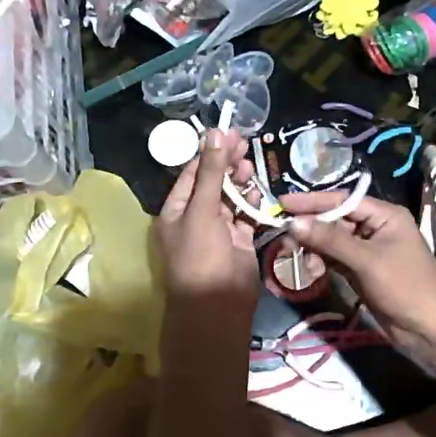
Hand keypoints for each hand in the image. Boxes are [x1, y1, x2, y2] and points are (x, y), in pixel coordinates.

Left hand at [157, 130, 259, 320]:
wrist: (217, 304)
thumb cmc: (201, 254)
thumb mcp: (202, 209)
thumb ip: (211, 172)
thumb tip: (214, 133)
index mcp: (177, 209)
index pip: (193, 172)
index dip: (210, 152)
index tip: (230, 133)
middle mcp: (196, 216)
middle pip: (213, 181)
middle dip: (227, 163)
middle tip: (246, 144)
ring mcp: (218, 229)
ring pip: (231, 196)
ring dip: (240, 181)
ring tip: (250, 167)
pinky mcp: (239, 240)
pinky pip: (245, 214)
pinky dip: (252, 201)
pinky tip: (258, 190)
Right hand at [279, 192, 435, 343]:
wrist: (430, 330)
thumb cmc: (405, 287)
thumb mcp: (367, 260)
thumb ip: (330, 240)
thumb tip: (294, 222)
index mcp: (384, 215)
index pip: (342, 201)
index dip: (312, 201)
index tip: (282, 203)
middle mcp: (376, 228)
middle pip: (334, 220)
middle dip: (310, 229)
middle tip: (284, 239)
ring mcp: (369, 251)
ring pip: (332, 242)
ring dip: (314, 249)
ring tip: (300, 262)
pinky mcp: (362, 272)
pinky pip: (335, 260)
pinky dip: (322, 264)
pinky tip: (312, 273)